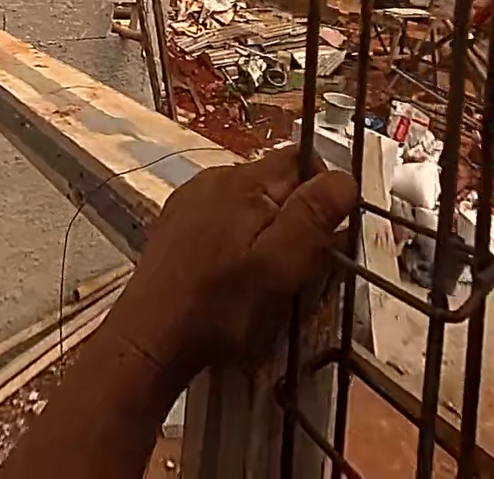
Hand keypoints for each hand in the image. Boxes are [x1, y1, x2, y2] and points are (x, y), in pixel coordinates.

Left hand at [105, 147, 356, 391]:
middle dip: (295, 211)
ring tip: (263, 270)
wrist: (148, 336)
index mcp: (245, 181)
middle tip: (298, 261)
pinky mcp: (177, 217)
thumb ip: (312, 218)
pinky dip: (237, 232)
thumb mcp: (279, 267)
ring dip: (266, 223)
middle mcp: (218, 175)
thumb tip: (345, 178)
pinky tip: (230, 267)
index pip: (300, 158)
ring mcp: (193, 195)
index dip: (323, 188)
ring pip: (249, 197)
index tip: (328, 230)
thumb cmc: (220, 305)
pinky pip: (222, 211)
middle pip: (275, 178)